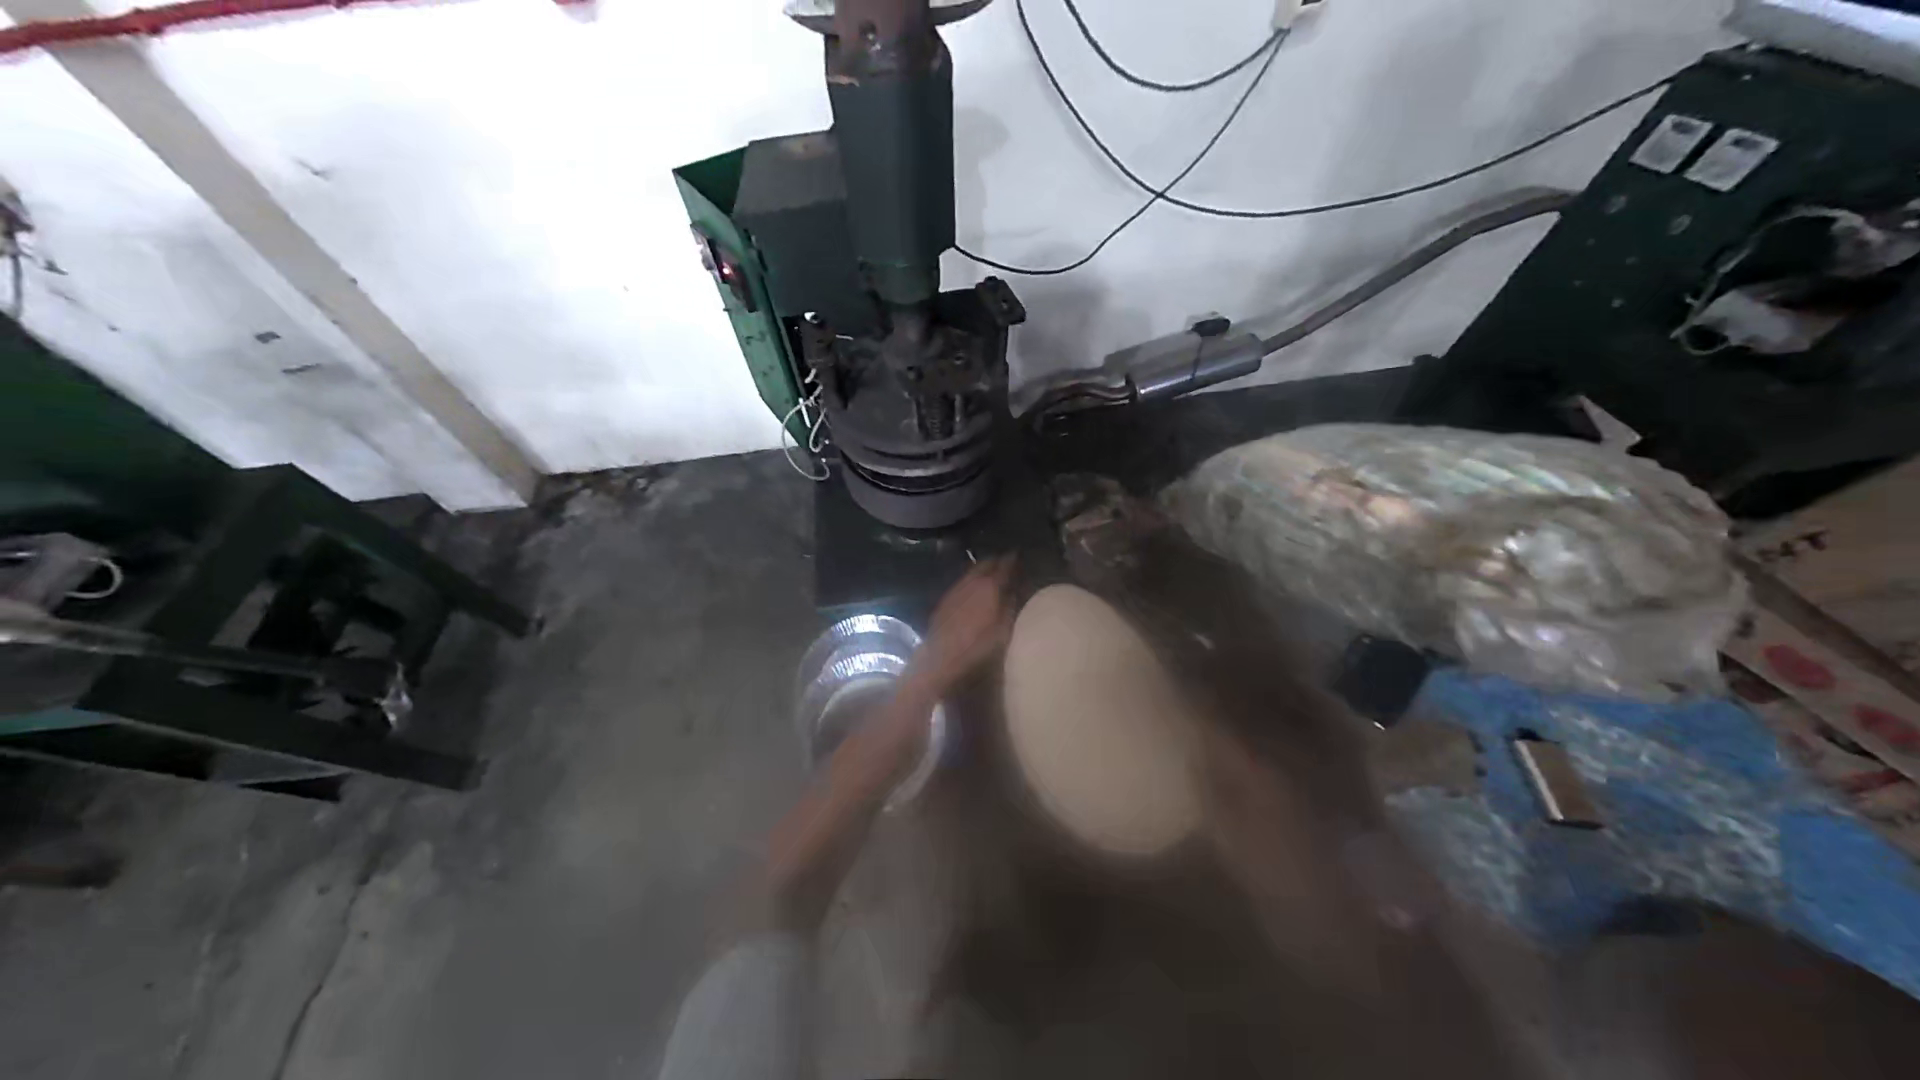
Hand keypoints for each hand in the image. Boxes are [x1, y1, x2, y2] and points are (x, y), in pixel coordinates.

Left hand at [913, 556, 1017, 691]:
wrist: (941, 659)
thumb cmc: (979, 647)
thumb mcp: (1004, 630)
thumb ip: (1011, 605)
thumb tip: (1015, 589)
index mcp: (990, 586)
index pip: (1005, 565)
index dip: (1013, 559)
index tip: (1020, 556)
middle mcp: (971, 582)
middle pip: (985, 563)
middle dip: (997, 561)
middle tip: (1007, 565)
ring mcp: (955, 589)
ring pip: (972, 571)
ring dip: (982, 570)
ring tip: (992, 576)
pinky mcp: (944, 601)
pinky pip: (962, 583)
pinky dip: (971, 582)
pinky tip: (973, 591)